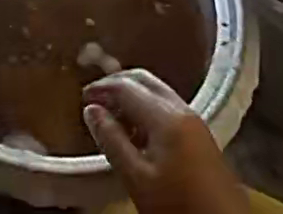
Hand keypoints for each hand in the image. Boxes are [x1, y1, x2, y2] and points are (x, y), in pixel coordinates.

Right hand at [82, 70, 248, 213]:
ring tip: (112, 114)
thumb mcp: (137, 179)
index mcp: (165, 115)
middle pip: (144, 80)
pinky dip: (147, 107)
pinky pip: (167, 105)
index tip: (82, 97)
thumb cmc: (177, 205)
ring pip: (156, 91)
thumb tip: (91, 110)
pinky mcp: (200, 133)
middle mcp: (181, 108)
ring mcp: (194, 119)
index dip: (102, 88)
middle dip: (117, 84)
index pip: (127, 86)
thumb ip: (112, 141)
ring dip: (133, 95)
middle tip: (95, 99)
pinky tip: (136, 130)